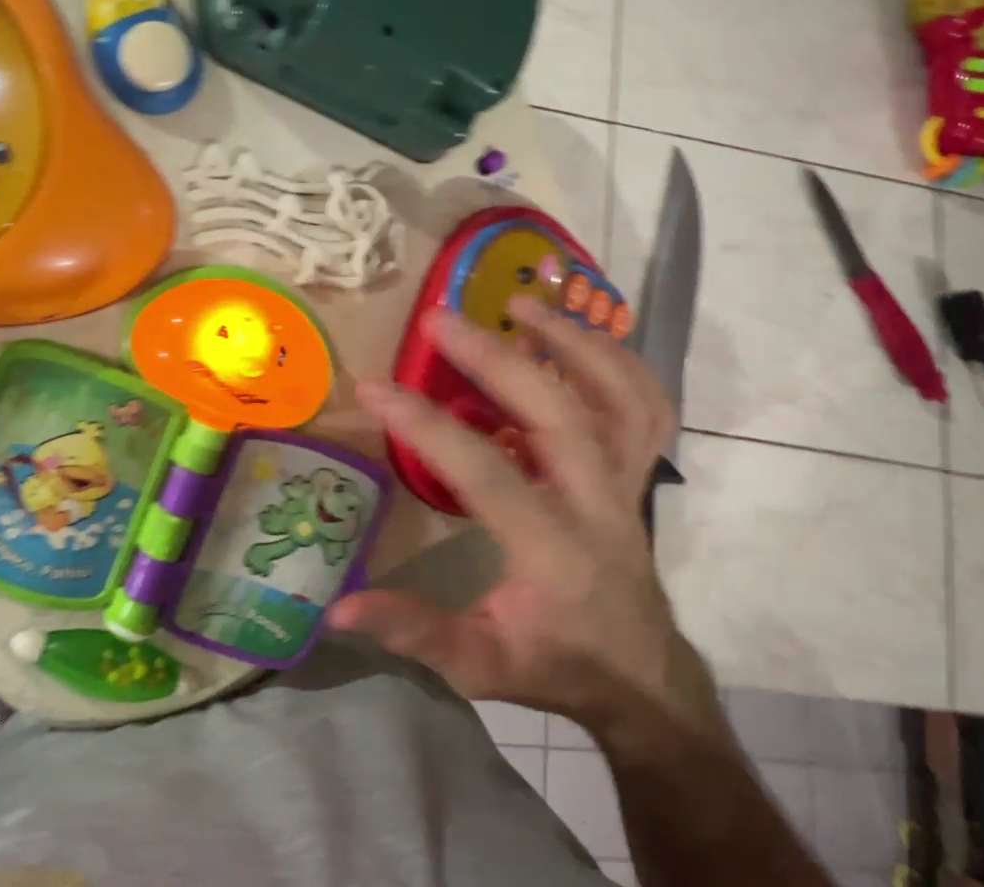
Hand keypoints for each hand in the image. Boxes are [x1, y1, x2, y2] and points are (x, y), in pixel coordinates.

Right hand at [329, 295, 719, 746]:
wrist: (642, 679)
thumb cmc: (555, 667)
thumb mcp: (478, 665)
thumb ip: (413, 632)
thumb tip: (338, 607)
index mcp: (553, 552)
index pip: (488, 475)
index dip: (428, 427)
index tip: (375, 387)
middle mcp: (598, 506)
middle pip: (559, 415)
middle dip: (497, 359)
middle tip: (441, 318)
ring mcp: (628, 486)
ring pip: (619, 398)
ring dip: (573, 342)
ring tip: (520, 303)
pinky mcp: (639, 477)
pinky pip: (645, 408)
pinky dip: (618, 363)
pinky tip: (580, 336)